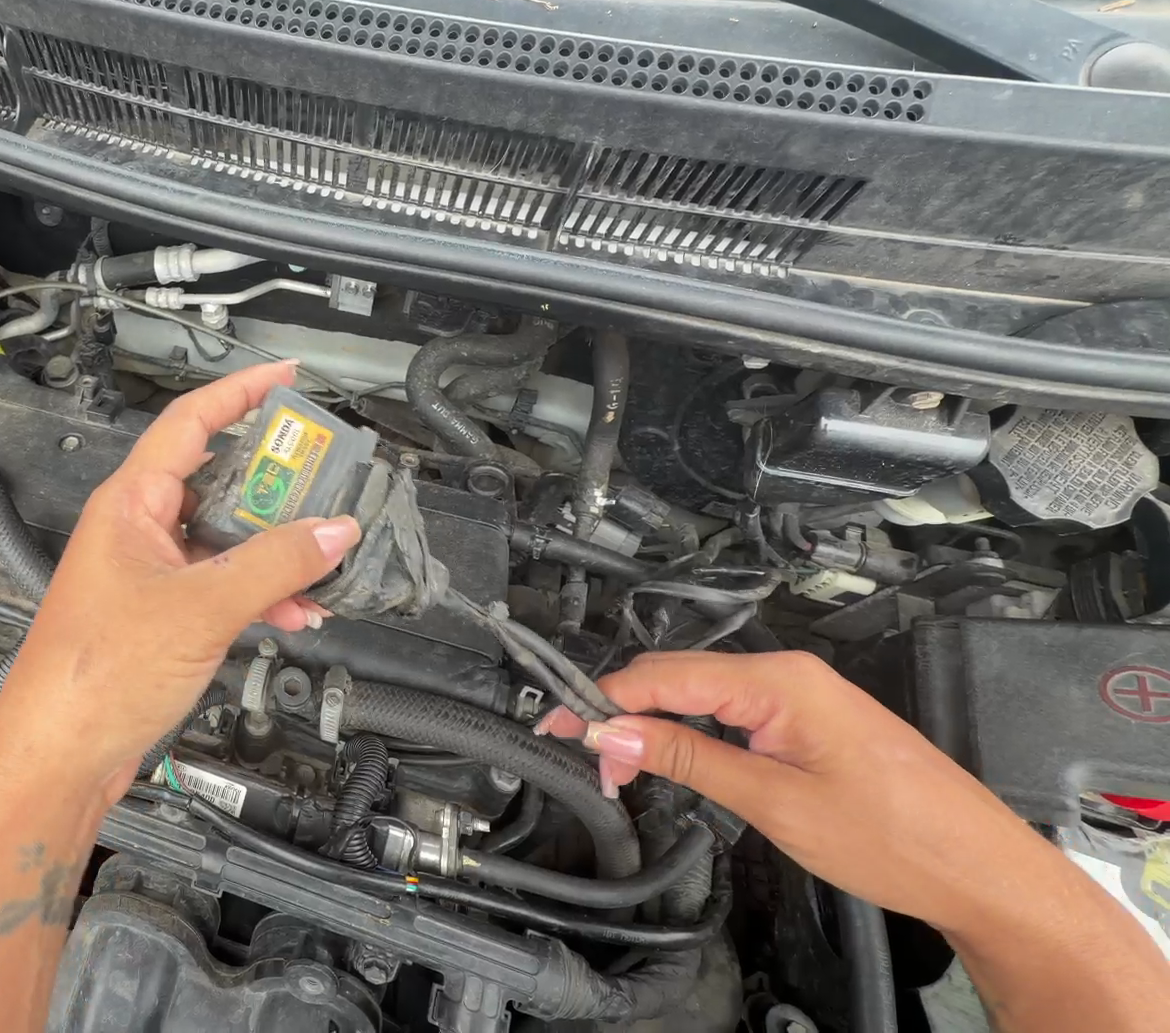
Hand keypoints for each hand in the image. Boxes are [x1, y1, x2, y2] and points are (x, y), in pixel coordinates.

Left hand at [0, 361, 360, 792]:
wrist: (60, 755)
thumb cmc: (94, 675)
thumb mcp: (200, 607)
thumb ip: (274, 565)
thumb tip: (332, 530)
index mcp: (131, 504)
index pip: (189, 421)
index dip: (240, 392)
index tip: (287, 379)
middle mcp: (138, 529)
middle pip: (217, 480)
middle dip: (275, 483)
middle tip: (326, 477)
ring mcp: (150, 572)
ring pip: (225, 539)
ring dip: (275, 549)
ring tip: (324, 556)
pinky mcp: (161, 613)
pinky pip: (221, 584)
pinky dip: (260, 593)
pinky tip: (296, 611)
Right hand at [538, 650, 1063, 933]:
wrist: (994, 879)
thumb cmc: (899, 841)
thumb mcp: (774, 801)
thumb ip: (683, 758)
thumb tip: (609, 733)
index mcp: (776, 680)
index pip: (660, 677)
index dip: (600, 700)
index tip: (558, 725)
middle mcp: (782, 673)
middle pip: (671, 677)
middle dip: (620, 712)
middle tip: (588, 757)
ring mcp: (793, 692)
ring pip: (692, 692)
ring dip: (649, 723)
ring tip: (621, 765)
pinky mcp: (800, 715)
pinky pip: (722, 708)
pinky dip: (684, 730)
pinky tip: (666, 754)